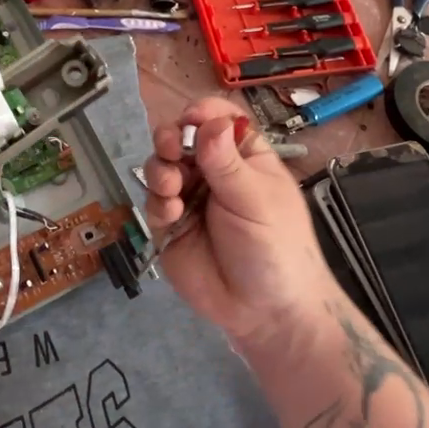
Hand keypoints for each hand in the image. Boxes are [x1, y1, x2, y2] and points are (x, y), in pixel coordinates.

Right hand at [141, 97, 329, 348]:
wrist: (264, 314)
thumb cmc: (275, 248)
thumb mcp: (256, 200)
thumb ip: (226, 162)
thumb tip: (209, 121)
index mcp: (242, 157)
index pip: (218, 119)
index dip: (202, 114)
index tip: (192, 120)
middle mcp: (212, 171)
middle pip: (181, 136)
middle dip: (170, 137)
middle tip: (171, 148)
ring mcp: (188, 196)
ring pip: (160, 163)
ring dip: (160, 168)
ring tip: (171, 186)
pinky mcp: (168, 223)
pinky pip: (152, 200)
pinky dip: (158, 202)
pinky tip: (172, 215)